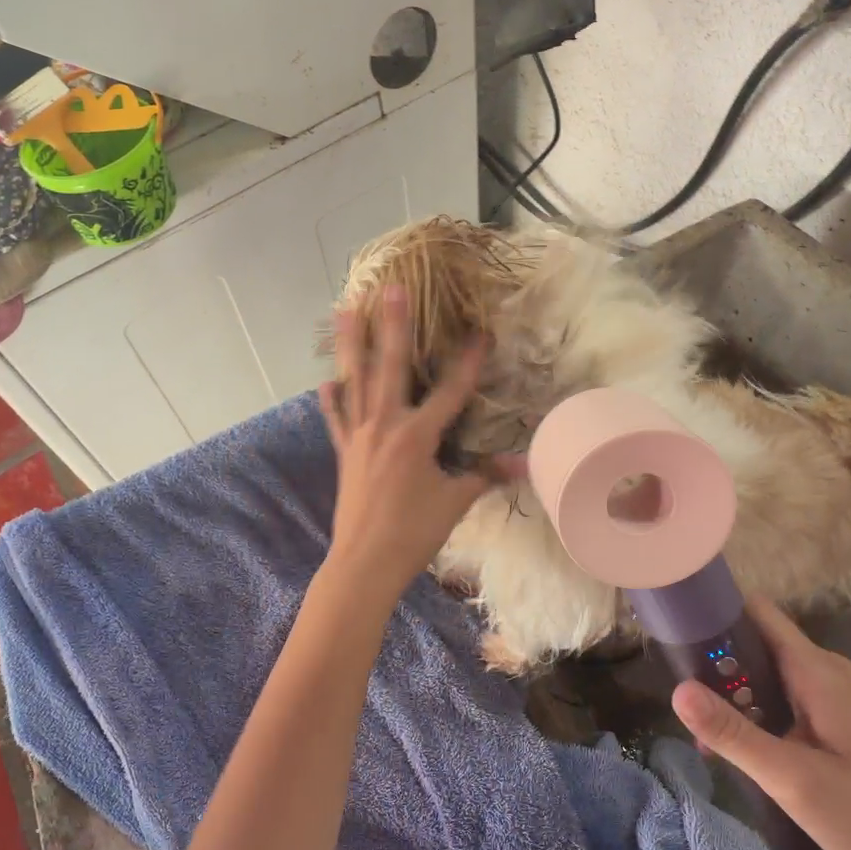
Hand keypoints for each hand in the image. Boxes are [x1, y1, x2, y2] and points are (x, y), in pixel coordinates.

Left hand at [318, 286, 511, 592]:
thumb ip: (485, 476)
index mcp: (417, 435)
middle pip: (391, 366)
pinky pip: (336, 418)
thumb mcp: (455, 503)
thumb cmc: (414, 533)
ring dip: (352, 343)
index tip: (480, 331)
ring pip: (356, 380)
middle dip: (394, 324)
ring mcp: (358, 435)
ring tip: (346, 308)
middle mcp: (384, 425)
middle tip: (391, 287)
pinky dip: (332, 398)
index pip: (451, 390)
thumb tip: (525, 464)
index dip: (469, 361)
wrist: (364, 562)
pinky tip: (325, 379)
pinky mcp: (343, 451)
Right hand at [671, 598, 850, 849]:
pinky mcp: (832, 723)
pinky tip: (736, 750)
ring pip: (763, 676)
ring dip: (731, 698)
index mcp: (818, 671)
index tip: (674, 632)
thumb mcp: (792, 780)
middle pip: (754, 643)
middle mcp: (824, 672)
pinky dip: (752, 716)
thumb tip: (676, 689)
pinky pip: (779, 700)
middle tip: (687, 704)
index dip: (714, 611)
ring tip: (706, 735)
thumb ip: (733, 733)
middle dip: (715, 667)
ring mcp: (831, 697)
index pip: (756, 611)